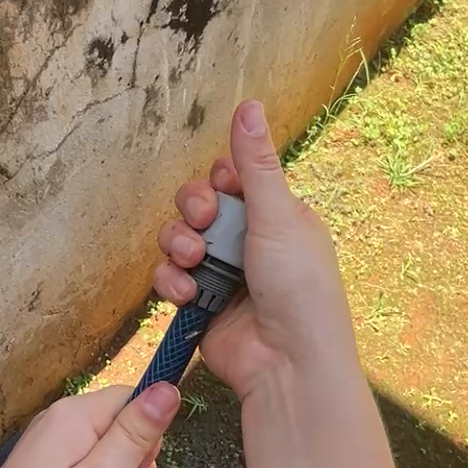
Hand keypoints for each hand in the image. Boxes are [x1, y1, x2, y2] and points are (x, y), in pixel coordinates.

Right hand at [153, 100, 358, 400]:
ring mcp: (222, 273)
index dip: (219, 180)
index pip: (233, 180)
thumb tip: (248, 104)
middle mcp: (248, 241)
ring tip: (193, 260)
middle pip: (199, 204)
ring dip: (178, 244)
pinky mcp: (200, 302)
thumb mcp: (279, 217)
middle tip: (204, 221)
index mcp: (276, 216)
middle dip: (193, 210)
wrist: (287, 363)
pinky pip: (169, 276)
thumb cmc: (298, 288)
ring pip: (178, 238)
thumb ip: (256, 164)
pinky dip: (171, 281)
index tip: (223, 189)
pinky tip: (185, 292)